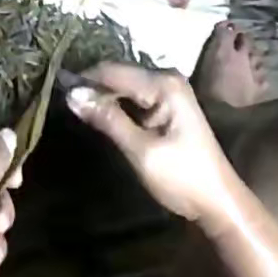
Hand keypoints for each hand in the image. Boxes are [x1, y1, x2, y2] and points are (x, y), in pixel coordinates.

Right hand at [67, 63, 245, 226]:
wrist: (221, 205)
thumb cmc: (183, 179)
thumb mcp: (141, 151)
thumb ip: (107, 119)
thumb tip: (72, 94)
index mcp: (164, 84)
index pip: (113, 71)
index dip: (84, 79)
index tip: (57, 88)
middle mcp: (167, 78)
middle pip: (118, 74)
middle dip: (92, 86)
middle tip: (63, 100)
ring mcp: (169, 89)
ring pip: (123, 83)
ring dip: (102, 95)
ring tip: (74, 106)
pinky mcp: (167, 103)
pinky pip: (133, 95)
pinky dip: (115, 103)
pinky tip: (98, 114)